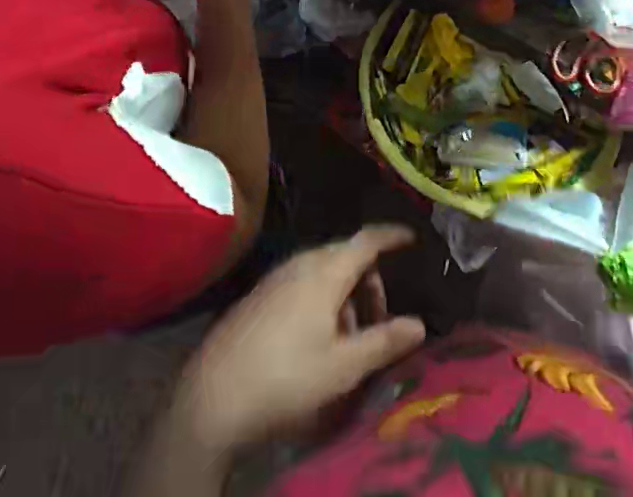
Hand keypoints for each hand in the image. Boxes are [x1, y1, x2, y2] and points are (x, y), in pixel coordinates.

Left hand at [168, 225, 427, 452]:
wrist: (213, 395)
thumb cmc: (286, 377)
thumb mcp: (343, 367)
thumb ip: (384, 341)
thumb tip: (419, 323)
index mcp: (325, 272)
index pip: (366, 240)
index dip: (392, 236)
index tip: (413, 238)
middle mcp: (300, 263)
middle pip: (346, 256)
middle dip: (370, 281)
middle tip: (380, 321)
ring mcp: (277, 277)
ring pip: (324, 271)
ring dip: (346, 295)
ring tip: (350, 339)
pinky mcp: (261, 295)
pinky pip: (303, 282)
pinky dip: (323, 299)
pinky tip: (319, 339)